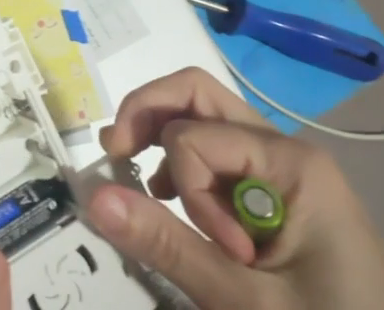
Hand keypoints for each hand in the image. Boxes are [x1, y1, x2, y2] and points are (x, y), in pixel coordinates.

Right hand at [88, 69, 383, 309]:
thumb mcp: (248, 302)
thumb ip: (169, 245)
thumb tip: (92, 196)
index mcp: (291, 163)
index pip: (195, 138)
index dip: (187, 191)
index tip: (223, 255)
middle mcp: (287, 150)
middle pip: (196, 95)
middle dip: (146, 116)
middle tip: (116, 155)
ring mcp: (284, 170)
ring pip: (203, 120)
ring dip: (163, 140)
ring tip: (147, 189)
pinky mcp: (278, 195)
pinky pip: (218, 155)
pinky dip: (184, 167)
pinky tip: (178, 208)